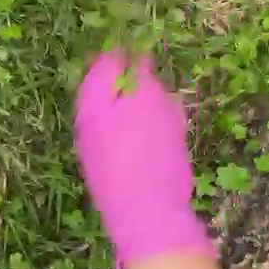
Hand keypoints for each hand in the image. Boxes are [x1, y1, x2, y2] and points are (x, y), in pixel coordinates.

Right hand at [73, 52, 212, 268]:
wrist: (149, 212)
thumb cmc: (111, 165)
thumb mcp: (92, 121)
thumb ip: (99, 85)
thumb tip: (107, 56)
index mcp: (143, 89)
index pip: (130, 58)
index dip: (110, 63)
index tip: (92, 79)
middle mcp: (164, 100)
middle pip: (141, 80)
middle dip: (120, 88)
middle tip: (94, 112)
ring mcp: (174, 123)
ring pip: (148, 104)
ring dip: (130, 110)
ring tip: (107, 135)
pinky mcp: (176, 145)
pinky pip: (154, 125)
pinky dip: (139, 130)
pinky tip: (125, 152)